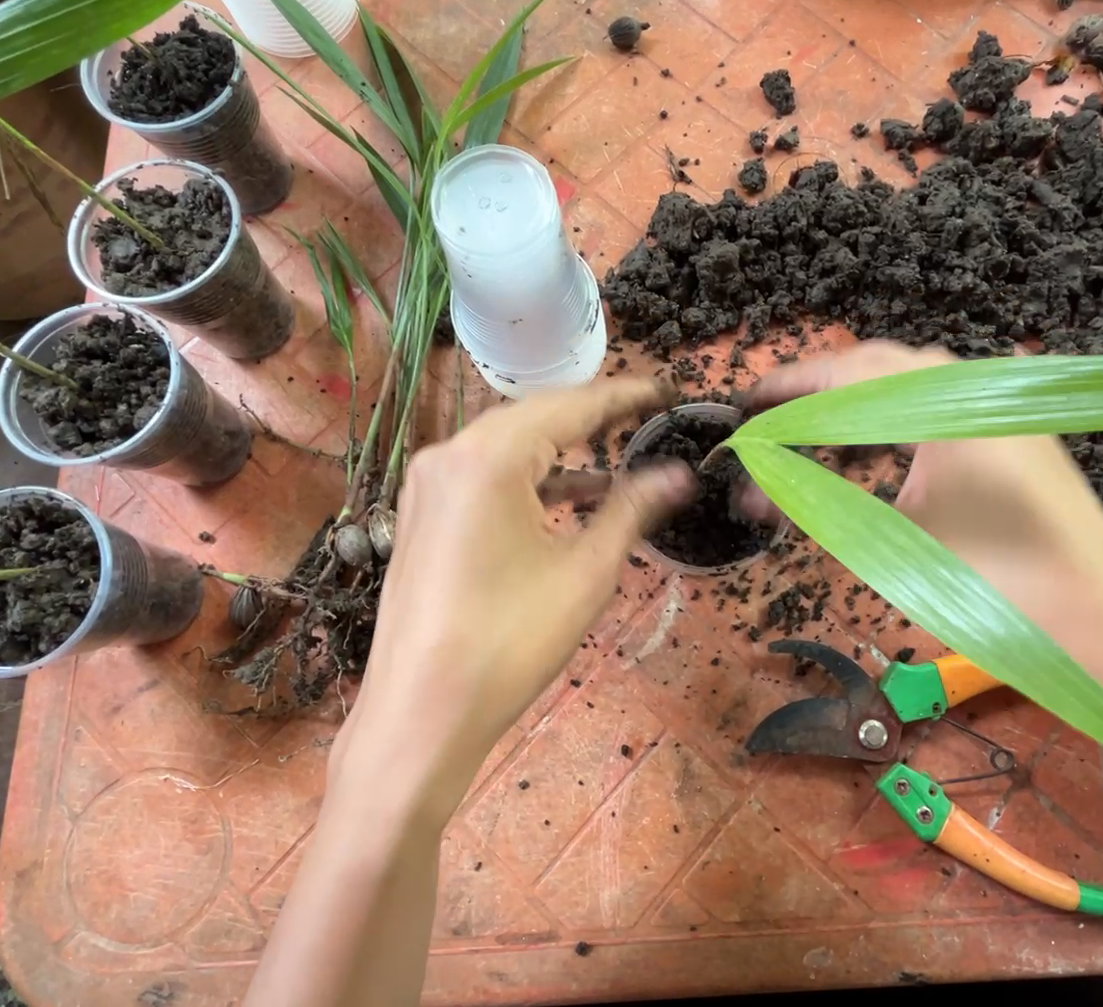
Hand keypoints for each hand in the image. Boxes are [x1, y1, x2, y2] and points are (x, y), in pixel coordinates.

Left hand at [341, 378, 693, 815]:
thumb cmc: (511, 642)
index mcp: (488, 456)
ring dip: (563, 451)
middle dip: (594, 418)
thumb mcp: (585, 572)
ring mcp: (429, 482)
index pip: (572, 405)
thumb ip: (633, 509)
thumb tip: (680, 474)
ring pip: (510, 446)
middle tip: (648, 416)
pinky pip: (486, 475)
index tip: (668, 389)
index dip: (626, 395)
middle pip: (536, 417)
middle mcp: (450, 452)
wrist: (422, 713)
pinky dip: (530, 480)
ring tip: (619, 456)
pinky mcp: (423, 512)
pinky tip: (573, 496)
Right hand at [744, 341, 1102, 557]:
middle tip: (767, 420)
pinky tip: (869, 450)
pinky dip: (891, 423)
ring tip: (806, 435)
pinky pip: (936, 411)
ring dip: (853, 407)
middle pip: (877, 369)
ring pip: (908, 388)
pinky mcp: (1013, 439)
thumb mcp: (898, 540)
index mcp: (947, 401)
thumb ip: (821, 501)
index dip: (789, 389)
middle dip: (817, 391)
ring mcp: (1001, 411)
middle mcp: (976, 389)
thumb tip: (757, 482)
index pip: (849, 375)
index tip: (745, 408)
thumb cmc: (996, 583)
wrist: (1102, 626)